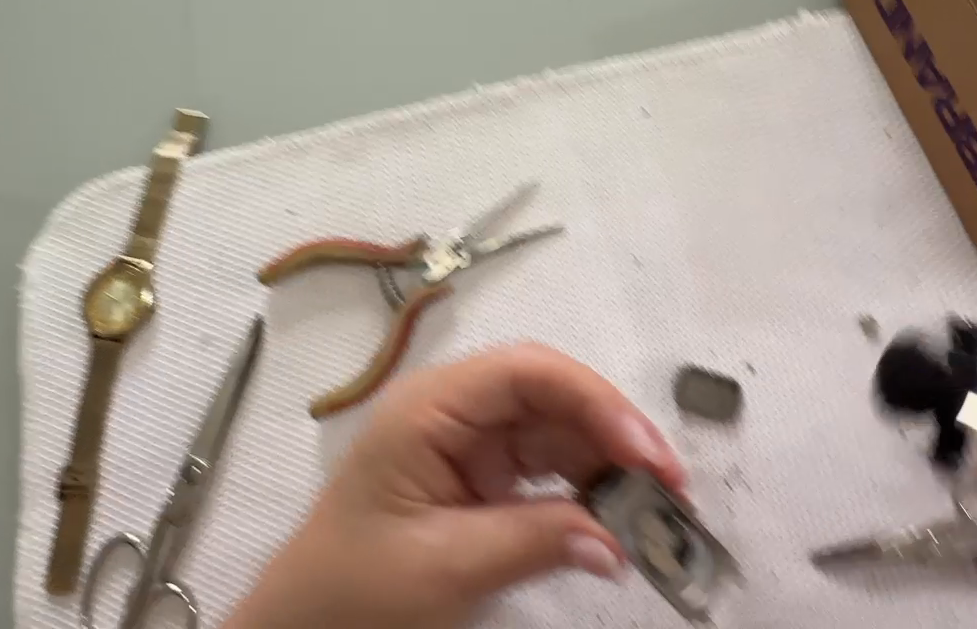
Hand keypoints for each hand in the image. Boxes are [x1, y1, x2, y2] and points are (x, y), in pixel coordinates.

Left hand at [223, 344, 683, 628]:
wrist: (305, 624)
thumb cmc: (354, 590)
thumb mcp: (441, 567)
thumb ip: (531, 542)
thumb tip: (617, 539)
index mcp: (430, 406)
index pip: (523, 372)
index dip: (592, 399)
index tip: (646, 452)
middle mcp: (454, 407)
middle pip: (548, 393)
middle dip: (612, 430)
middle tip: (670, 485)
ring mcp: (469, 438)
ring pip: (555, 426)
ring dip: (608, 461)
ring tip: (659, 507)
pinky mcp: (482, 471)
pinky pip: (546, 464)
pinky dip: (586, 487)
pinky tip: (618, 516)